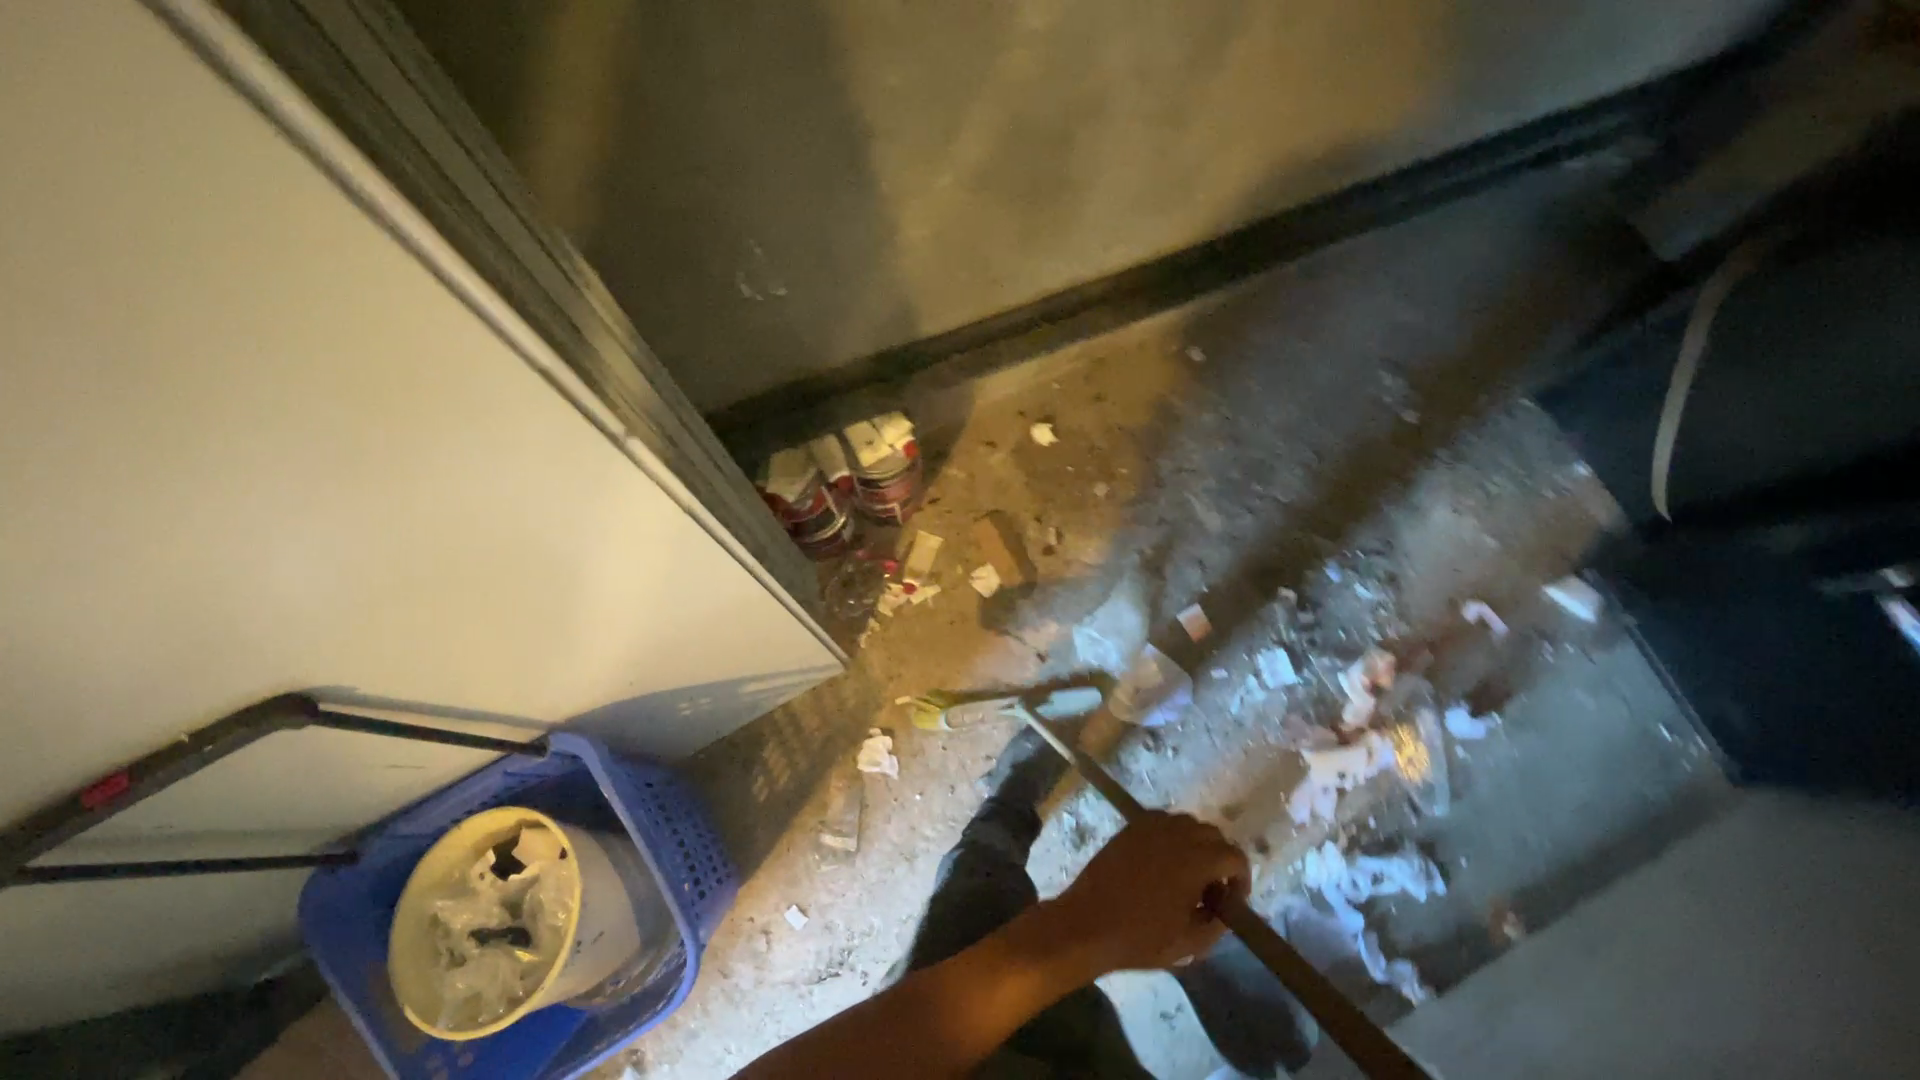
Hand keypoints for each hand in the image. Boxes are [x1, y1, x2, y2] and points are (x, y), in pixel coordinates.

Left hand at [1047, 811, 1249, 973]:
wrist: (1087, 923)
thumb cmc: (1139, 938)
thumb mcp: (1189, 943)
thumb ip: (1217, 923)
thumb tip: (1225, 908)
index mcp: (1195, 861)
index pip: (1234, 856)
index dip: (1241, 878)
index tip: (1231, 900)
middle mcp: (1175, 835)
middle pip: (1213, 834)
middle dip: (1220, 858)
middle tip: (1212, 888)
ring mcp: (1149, 827)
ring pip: (1187, 823)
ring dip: (1197, 844)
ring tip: (1189, 873)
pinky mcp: (1129, 828)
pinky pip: (1162, 821)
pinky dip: (1172, 835)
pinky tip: (1164, 860)